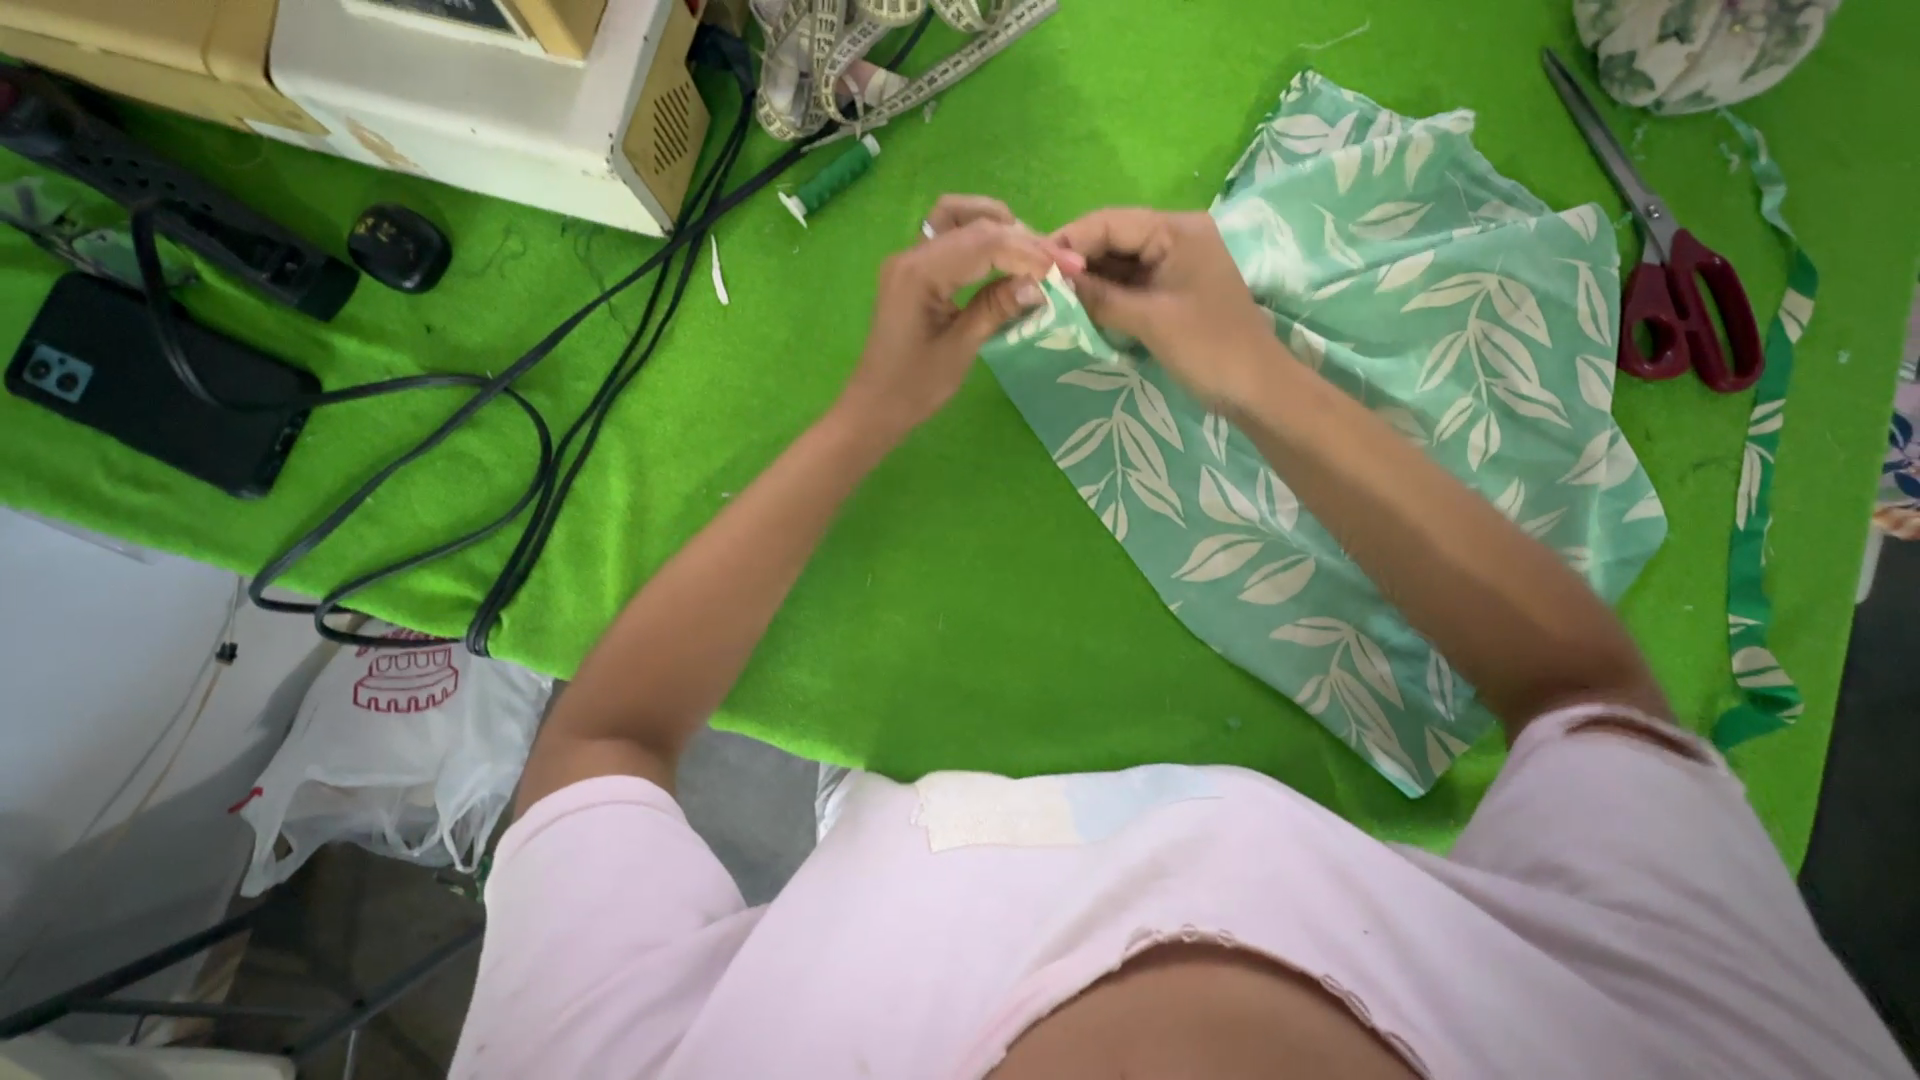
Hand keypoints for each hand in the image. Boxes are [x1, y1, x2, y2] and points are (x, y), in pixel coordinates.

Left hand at [837, 195, 1082, 434]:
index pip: (984, 244)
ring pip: (958, 217)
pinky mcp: (914, 269)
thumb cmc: (915, 387)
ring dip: (1000, 226)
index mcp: (919, 274)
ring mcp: (910, 258)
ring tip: (1035, 252)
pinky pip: (949, 235)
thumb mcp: (961, 349)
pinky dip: (981, 237)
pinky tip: (1006, 255)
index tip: (1068, 269)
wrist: (875, 405)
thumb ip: (997, 307)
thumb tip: (1041, 283)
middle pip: (975, 226)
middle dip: (1023, 240)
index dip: (1030, 253)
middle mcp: (911, 254)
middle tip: (1061, 262)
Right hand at [1053, 208, 1284, 412]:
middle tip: (1034, 285)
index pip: (1109, 222)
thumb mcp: (1149, 320)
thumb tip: (1049, 283)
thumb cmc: (1209, 347)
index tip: (1030, 266)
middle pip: (1111, 238)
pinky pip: (1128, 283)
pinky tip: (1077, 308)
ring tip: (1048, 298)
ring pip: (1116, 263)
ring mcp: (1173, 263)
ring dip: (1085, 280)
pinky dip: (1103, 295)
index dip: (1068, 242)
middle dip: (1074, 261)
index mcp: (1177, 230)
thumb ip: (1098, 298)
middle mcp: (1175, 236)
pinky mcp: (1170, 289)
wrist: (1256, 389)